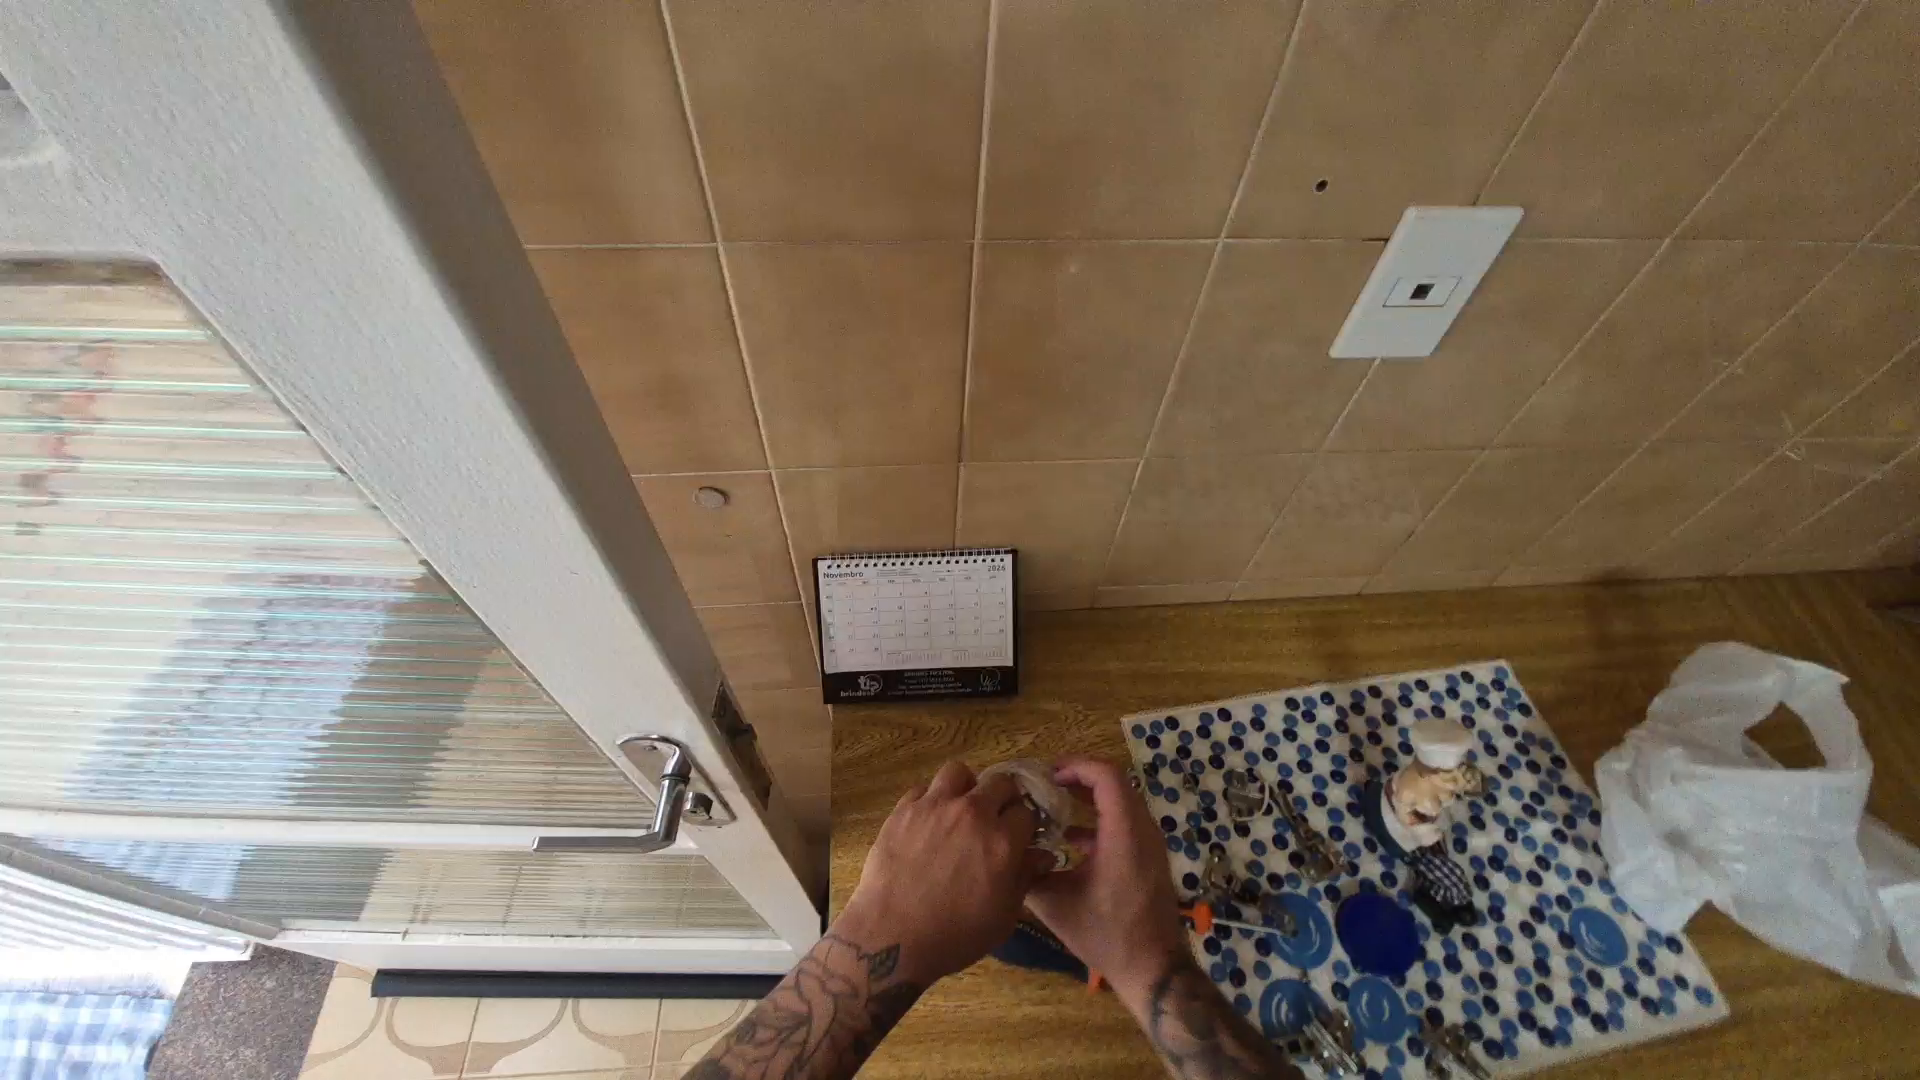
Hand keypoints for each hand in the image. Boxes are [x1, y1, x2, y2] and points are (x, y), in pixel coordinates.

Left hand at [837, 760, 1052, 983]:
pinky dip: (930, 800)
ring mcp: (935, 806)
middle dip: (1005, 797)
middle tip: (997, 817)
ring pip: (959, 772)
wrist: (893, 937)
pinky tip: (928, 822)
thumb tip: (1043, 855)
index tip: (1021, 834)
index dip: (1027, 823)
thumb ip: (1025, 878)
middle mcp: (971, 813)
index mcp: (1001, 840)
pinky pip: (923, 789)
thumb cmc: (955, 935)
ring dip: (967, 786)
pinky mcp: (904, 809)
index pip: (1027, 812)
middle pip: (1000, 782)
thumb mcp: (1003, 916)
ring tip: (961, 808)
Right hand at [1024, 757, 1187, 1005]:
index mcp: (1124, 833)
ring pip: (1120, 801)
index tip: (1047, 775)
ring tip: (1053, 804)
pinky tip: (1069, 839)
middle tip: (1045, 785)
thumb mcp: (1057, 906)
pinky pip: (1124, 821)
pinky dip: (1097, 818)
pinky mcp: (1149, 856)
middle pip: (1114, 783)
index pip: (1106, 776)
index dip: (1076, 766)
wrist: (1154, 969)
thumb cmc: (1107, 935)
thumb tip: (1008, 851)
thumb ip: (1029, 873)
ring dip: (1087, 797)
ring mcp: (1149, 843)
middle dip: (1078, 777)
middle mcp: (1142, 829)